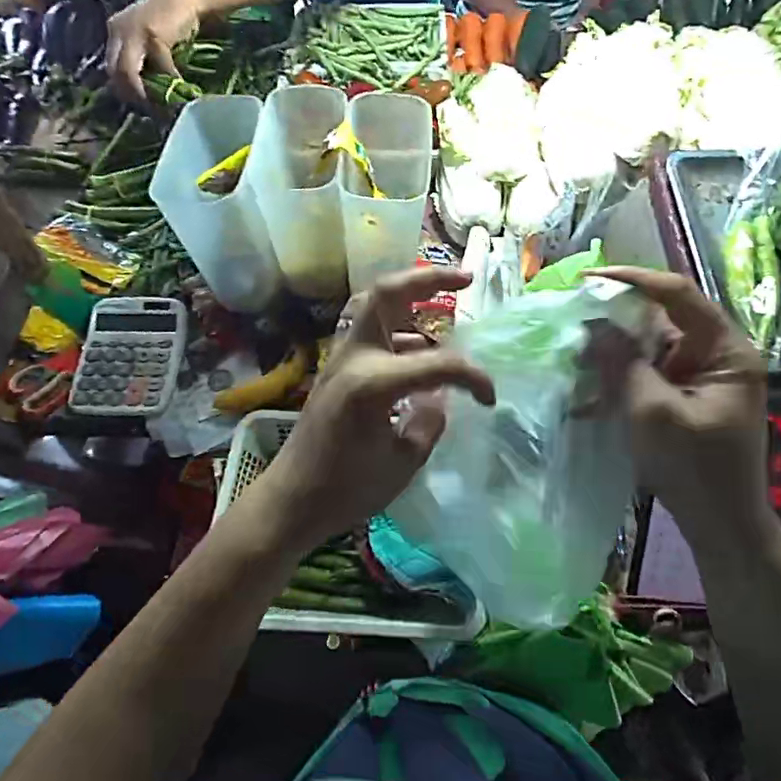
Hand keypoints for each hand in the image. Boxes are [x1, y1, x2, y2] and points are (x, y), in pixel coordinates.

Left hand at [105, 0, 199, 100]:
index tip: (136, 100)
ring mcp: (134, 32)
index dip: (121, 86)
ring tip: (157, 101)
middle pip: (114, 70)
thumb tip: (142, 87)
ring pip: (128, 72)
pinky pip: (160, 67)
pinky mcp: (152, 36)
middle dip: (129, 92)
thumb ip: (140, 56)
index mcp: (115, 29)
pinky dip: (170, 78)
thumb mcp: (148, 37)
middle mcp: (119, 29)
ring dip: (142, 91)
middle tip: (145, 106)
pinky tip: (179, 83)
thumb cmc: (171, 18)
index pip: (110, 65)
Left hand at [256, 267, 495, 543]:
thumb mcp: (403, 463)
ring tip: (443, 311)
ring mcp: (339, 362)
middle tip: (464, 280)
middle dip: (428, 279)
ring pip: (372, 308)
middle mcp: (352, 359)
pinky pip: (367, 335)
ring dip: (409, 303)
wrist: (291, 501)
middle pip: (386, 294)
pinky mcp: (334, 373)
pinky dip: (395, 333)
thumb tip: (438, 399)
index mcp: (372, 382)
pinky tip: (416, 353)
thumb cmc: (345, 490)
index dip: (473, 377)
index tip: (489, 399)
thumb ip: (429, 422)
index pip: (437, 363)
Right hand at [586, 266, 769, 525]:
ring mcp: (698, 378)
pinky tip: (585, 389)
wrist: (721, 525)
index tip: (586, 280)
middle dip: (614, 321)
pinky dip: (617, 378)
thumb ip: (622, 365)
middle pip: (660, 320)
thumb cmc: (695, 468)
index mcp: (725, 350)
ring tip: (571, 357)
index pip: (678, 295)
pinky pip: (645, 375)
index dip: (633, 281)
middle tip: (570, 321)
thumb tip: (593, 325)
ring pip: (647, 348)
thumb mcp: (653, 413)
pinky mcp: (681, 398)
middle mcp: (714, 355)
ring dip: (610, 353)